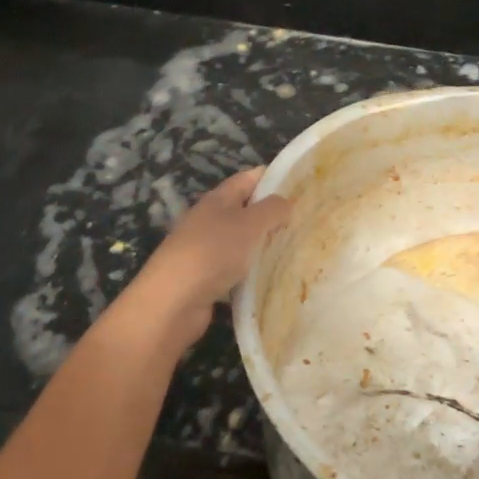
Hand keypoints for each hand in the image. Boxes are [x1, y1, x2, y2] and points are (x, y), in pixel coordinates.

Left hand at [121, 168, 291, 346]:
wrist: (172, 302)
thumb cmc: (212, 253)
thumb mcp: (249, 224)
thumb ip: (272, 210)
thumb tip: (287, 202)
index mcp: (217, 200)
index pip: (248, 179)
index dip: (272, 177)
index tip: (302, 184)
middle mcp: (209, 221)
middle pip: (246, 211)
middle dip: (273, 214)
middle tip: (306, 220)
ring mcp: (206, 251)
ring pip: (243, 242)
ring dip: (265, 245)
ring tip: (298, 250)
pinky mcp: (207, 279)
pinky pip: (237, 269)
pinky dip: (254, 271)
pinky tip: (274, 278)